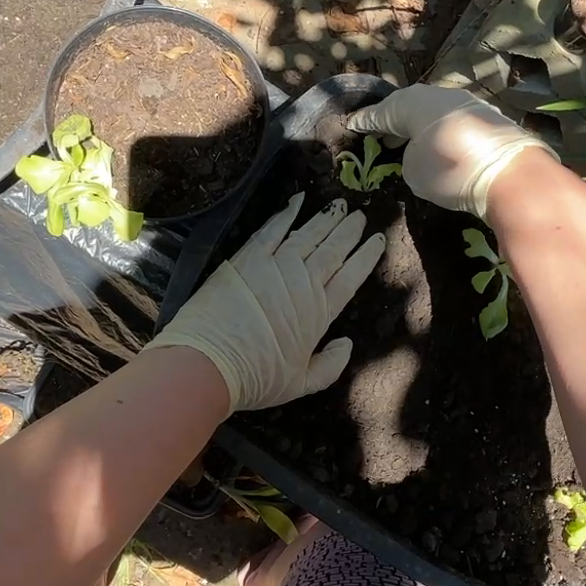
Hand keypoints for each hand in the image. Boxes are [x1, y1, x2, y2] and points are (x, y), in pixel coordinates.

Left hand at [147, 193, 384, 412]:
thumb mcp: (301, 384)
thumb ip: (330, 365)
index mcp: (319, 312)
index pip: (351, 276)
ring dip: (326, 218)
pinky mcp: (247, 258)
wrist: (208, 362)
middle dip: (349, 231)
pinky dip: (286, 213)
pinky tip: (298, 201)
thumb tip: (347, 343)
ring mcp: (275, 265)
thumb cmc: (256, 378)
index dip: (366, 256)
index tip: (377, 239)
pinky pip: (272, 229)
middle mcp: (303, 282)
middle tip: (360, 215)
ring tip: (340, 206)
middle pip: (333, 249)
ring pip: (308, 234)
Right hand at [346, 85, 555, 217]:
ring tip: (407, 140)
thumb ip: (408, 156)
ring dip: (419, 125)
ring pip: (433, 112)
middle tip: (380, 134)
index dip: (366, 122)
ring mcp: (466, 103)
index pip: (381, 113)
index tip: (352, 125)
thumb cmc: (449, 169)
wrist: (509, 172)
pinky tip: (438, 143)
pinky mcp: (488, 117)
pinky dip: (440, 131)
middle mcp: (438, 96)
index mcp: (412, 103)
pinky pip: (452, 121)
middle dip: (393, 120)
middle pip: (408, 107)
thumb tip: (421, 152)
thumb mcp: (413, 170)